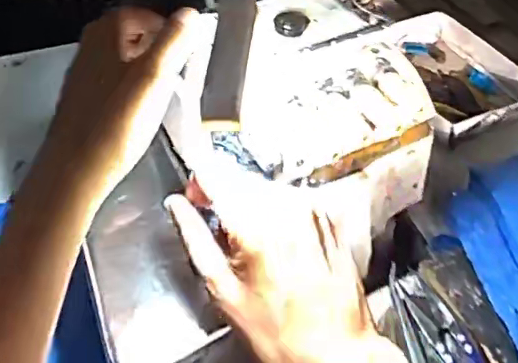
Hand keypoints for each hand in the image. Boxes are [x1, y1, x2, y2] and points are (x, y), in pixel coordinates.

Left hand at [27, 7, 200, 212]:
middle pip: (128, 33)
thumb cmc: (117, 122)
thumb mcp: (154, 77)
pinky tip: (141, 109)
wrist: (74, 171)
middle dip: (154, 44)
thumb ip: (172, 42)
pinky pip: (112, 81)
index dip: (163, 24)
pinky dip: (130, 86)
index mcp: (104, 33)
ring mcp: (83, 73)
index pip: (138, 12)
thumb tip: (189, 12)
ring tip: (164, 87)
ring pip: (120, 58)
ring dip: (143, 66)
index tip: (184, 43)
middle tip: (177, 64)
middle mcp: (89, 47)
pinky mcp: (82, 99)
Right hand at [166, 171, 404, 362]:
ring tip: (246, 237)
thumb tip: (176, 205)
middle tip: (214, 220)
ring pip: (259, 181)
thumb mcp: (225, 292)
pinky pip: (285, 194)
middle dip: (218, 189)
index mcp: (253, 225)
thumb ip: (194, 238)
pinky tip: (273, 239)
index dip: (194, 177)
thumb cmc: (285, 337)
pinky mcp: (324, 213)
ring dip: (244, 197)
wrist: (340, 354)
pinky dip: (271, 206)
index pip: (211, 172)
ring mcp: (308, 208)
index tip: (191, 194)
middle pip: (235, 174)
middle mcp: (283, 208)